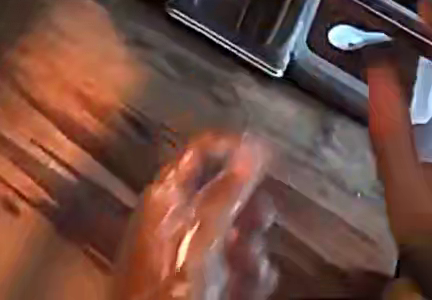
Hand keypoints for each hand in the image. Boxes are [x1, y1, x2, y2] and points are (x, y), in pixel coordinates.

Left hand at [113, 132, 277, 299]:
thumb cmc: (168, 286)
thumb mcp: (202, 233)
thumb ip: (227, 190)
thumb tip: (255, 147)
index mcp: (166, 196)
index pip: (200, 151)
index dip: (233, 146)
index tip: (265, 153)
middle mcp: (174, 218)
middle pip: (220, 192)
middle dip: (248, 204)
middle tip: (264, 218)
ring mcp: (184, 254)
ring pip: (230, 231)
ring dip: (251, 243)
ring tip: (256, 262)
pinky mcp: (194, 286)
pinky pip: (230, 266)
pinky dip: (247, 271)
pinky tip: (256, 281)